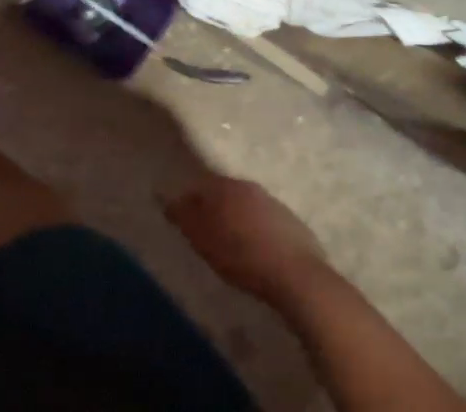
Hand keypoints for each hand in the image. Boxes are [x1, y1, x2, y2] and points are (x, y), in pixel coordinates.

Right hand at [165, 173, 328, 304]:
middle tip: (209, 235)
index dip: (188, 206)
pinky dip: (260, 233)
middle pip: (224, 195)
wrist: (298, 278)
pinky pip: (269, 224)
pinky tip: (260, 254)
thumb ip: (181, 215)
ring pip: (248, 208)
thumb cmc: (240, 255)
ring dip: (238, 221)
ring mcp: (276, 205)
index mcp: (224, 186)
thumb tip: (167, 199)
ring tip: (235, 246)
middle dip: (215, 210)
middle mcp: (249, 188)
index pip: (197, 188)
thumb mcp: (200, 238)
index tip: (186, 226)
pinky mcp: (297, 225)